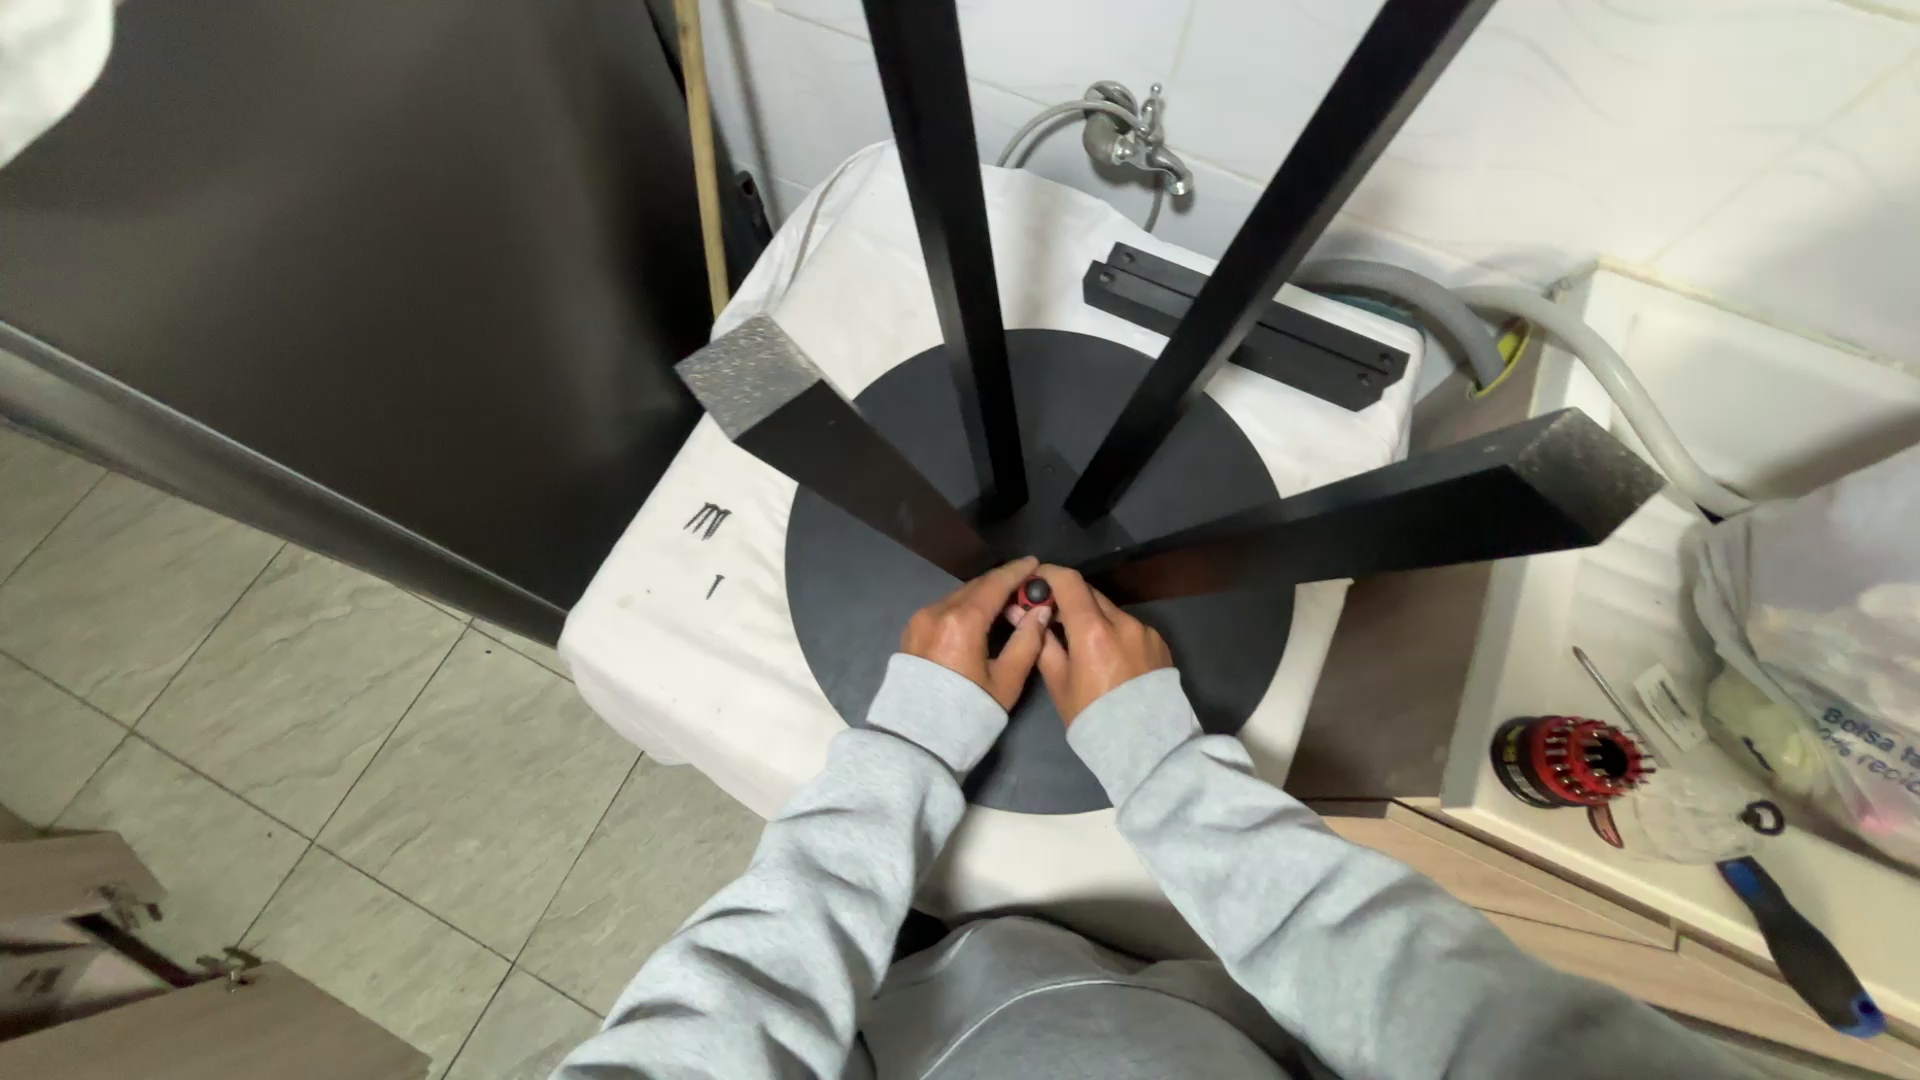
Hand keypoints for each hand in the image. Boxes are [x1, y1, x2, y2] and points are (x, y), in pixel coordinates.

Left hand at [900, 556, 1050, 710]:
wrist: (915, 741)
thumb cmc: (966, 713)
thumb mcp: (1005, 681)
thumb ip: (1026, 641)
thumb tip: (1040, 612)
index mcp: (961, 621)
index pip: (995, 584)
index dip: (1017, 572)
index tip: (1034, 563)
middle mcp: (936, 611)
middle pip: (975, 587)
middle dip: (1001, 583)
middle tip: (1025, 585)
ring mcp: (919, 620)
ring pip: (957, 597)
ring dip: (981, 595)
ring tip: (1005, 603)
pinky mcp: (911, 632)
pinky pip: (943, 609)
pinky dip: (964, 607)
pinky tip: (978, 618)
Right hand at [1033, 565, 1171, 725]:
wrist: (1147, 748)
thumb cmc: (1093, 718)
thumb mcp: (1059, 683)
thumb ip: (1040, 641)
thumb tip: (1018, 612)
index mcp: (1093, 631)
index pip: (1069, 582)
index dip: (1049, 574)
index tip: (1035, 580)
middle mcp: (1122, 622)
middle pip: (1089, 593)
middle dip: (1068, 598)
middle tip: (1050, 614)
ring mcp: (1145, 631)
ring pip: (1110, 610)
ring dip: (1092, 617)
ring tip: (1081, 643)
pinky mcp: (1159, 643)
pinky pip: (1129, 627)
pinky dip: (1114, 632)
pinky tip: (1110, 658)